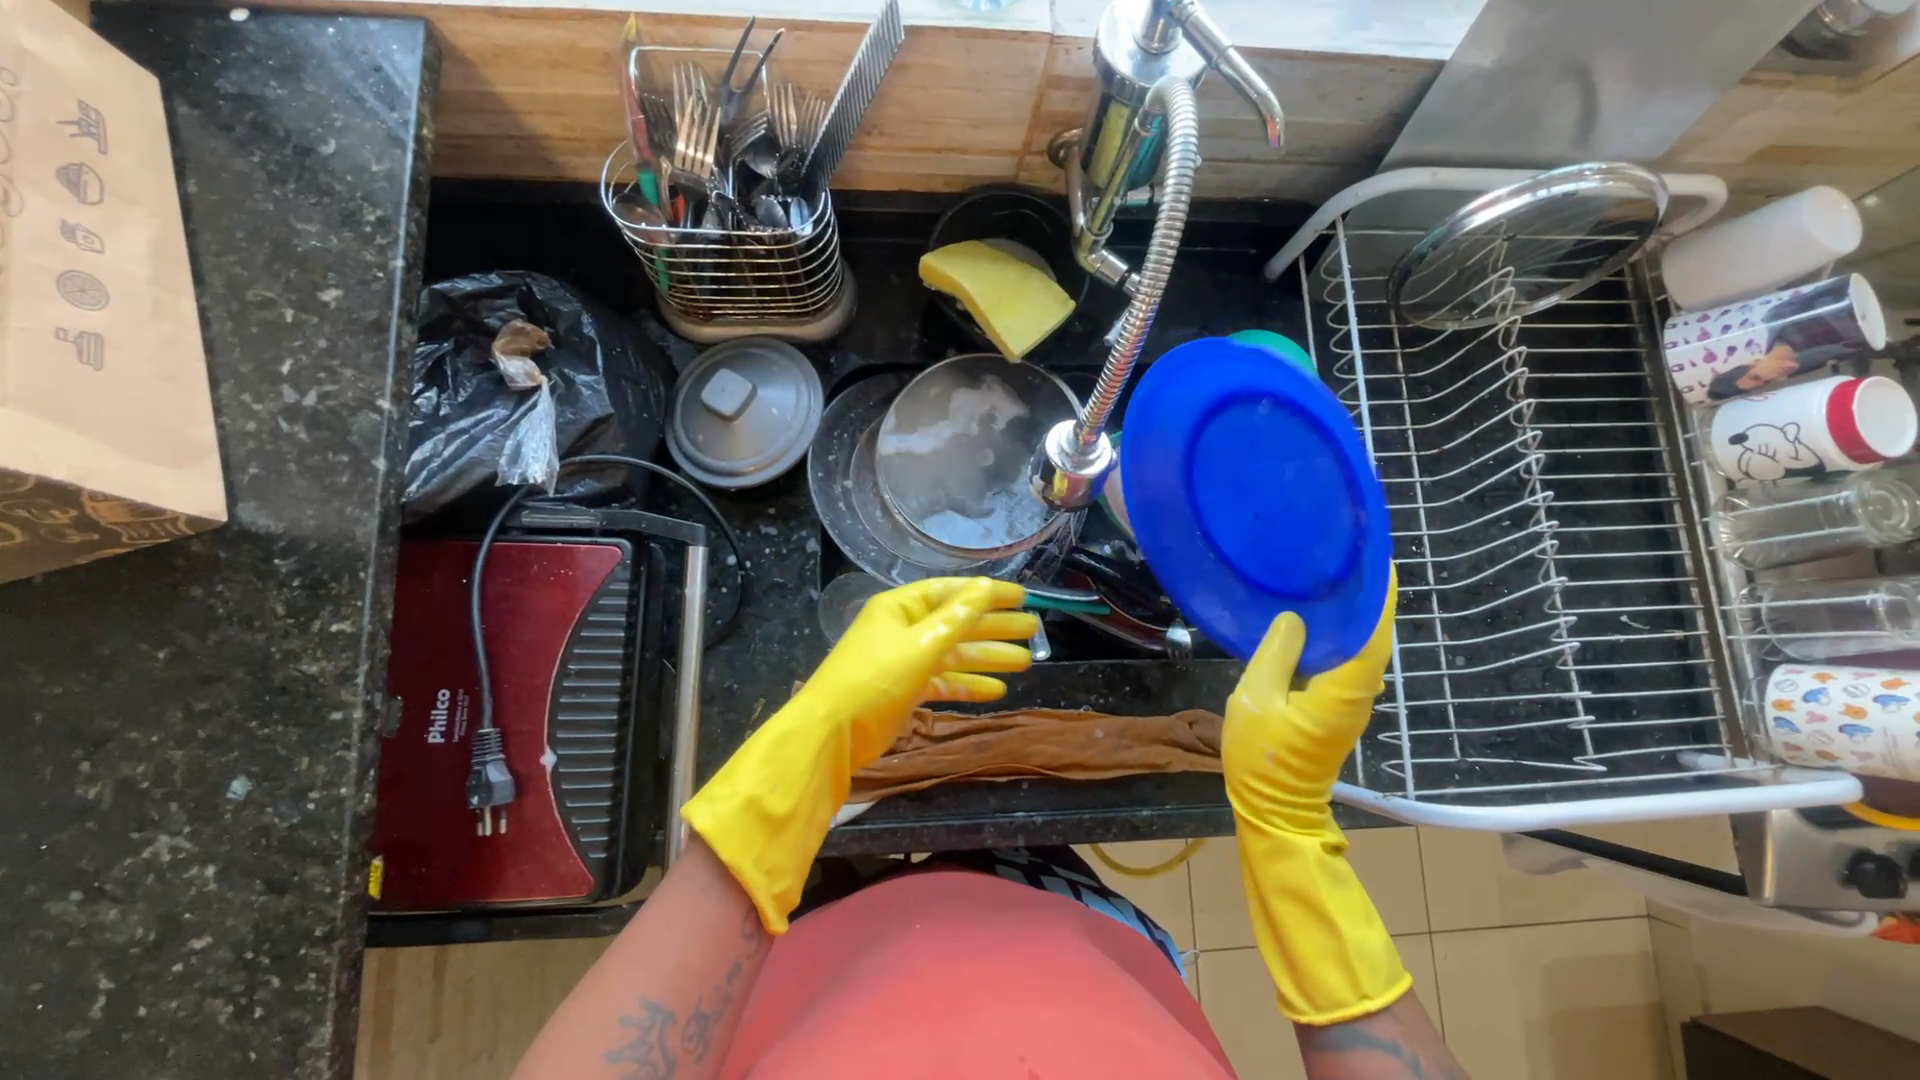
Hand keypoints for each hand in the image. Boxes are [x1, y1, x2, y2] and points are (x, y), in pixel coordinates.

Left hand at [682, 578, 1038, 933]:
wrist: (829, 734)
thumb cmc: (873, 681)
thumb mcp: (920, 646)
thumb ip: (957, 618)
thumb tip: (988, 587)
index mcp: (899, 608)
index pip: (951, 592)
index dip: (988, 594)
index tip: (1023, 597)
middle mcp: (901, 629)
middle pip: (956, 622)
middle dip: (994, 626)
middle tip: (1034, 629)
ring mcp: (902, 661)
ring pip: (953, 654)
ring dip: (986, 657)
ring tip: (1026, 662)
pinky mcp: (904, 691)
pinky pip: (942, 681)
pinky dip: (967, 685)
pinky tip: (997, 690)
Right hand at [1224, 568, 1397, 833]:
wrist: (1273, 808)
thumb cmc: (1263, 758)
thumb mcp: (1256, 701)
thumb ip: (1275, 655)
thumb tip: (1295, 619)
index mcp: (1344, 689)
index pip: (1372, 633)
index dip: (1378, 595)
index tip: (1378, 559)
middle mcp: (1357, 692)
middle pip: (1370, 636)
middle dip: (1363, 597)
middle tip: (1343, 556)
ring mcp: (1348, 702)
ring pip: (1356, 649)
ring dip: (1348, 615)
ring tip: (1327, 577)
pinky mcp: (1334, 707)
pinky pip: (1342, 661)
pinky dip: (1334, 635)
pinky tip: (1310, 619)